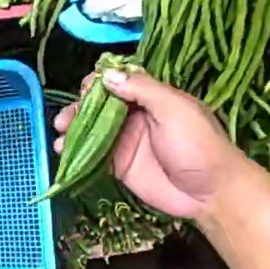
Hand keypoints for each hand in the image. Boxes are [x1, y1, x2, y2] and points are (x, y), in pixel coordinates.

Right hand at [52, 68, 245, 219]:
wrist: (210, 192)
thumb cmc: (198, 145)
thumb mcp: (174, 109)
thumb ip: (142, 90)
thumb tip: (108, 76)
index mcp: (151, 97)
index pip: (119, 81)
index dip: (99, 81)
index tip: (86, 88)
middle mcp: (135, 115)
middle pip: (99, 104)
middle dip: (79, 106)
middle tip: (66, 116)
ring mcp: (125, 140)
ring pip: (91, 128)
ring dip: (72, 127)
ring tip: (59, 132)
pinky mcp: (118, 164)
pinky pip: (91, 153)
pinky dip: (74, 151)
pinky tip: (61, 150)